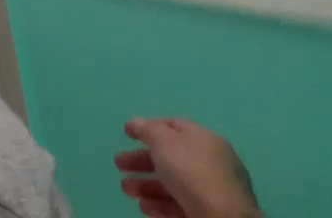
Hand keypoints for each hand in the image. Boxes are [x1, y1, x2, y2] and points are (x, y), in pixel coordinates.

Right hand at [115, 117, 261, 217]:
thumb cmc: (191, 172)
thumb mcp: (163, 141)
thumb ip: (147, 129)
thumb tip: (136, 123)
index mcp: (204, 140)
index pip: (174, 126)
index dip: (148, 127)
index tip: (126, 134)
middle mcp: (211, 163)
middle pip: (169, 157)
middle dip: (140, 161)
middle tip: (119, 165)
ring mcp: (212, 190)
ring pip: (172, 183)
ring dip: (146, 185)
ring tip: (128, 190)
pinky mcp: (209, 212)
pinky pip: (180, 204)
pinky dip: (160, 204)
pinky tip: (146, 207)